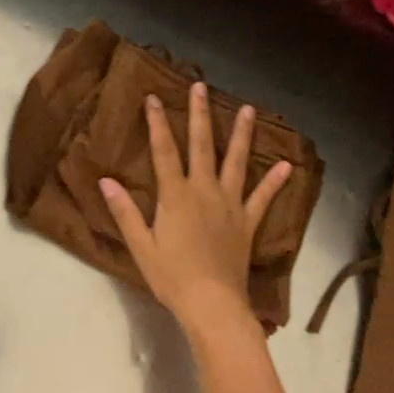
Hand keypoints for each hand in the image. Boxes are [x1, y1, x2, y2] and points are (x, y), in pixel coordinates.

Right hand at [99, 82, 291, 334]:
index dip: (157, 123)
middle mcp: (204, 190)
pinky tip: (287, 165)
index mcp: (175, 195)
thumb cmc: (172, 277)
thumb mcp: (141, 246)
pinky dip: (275, 181)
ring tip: (248, 109)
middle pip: (202, 145)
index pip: (163, 150)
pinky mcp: (247, 222)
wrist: (213, 304)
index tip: (153, 97)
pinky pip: (263, 197)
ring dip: (241, 134)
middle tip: (200, 87)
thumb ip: (125, 212)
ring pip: (236, 162)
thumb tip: (106, 181)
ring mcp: (230, 204)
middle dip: (199, 114)